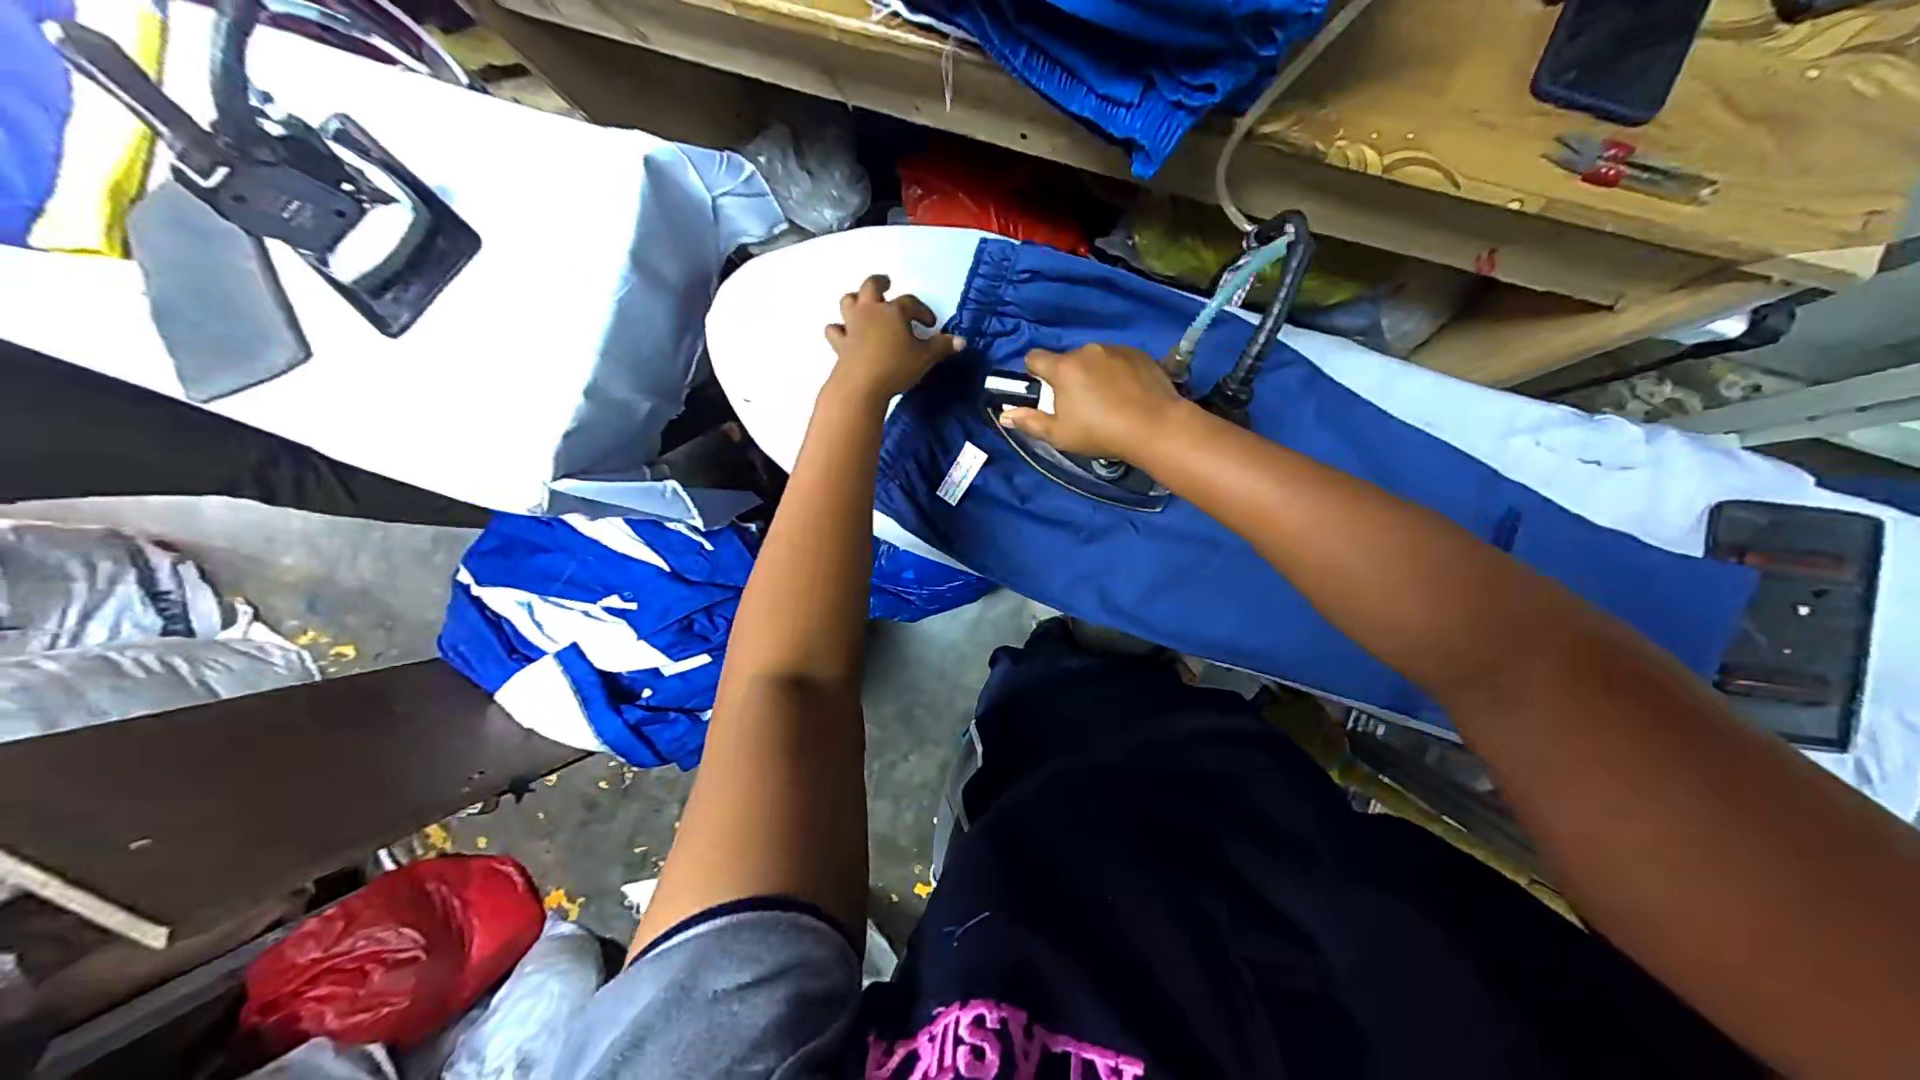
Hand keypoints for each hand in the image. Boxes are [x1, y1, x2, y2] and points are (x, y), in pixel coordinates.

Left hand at [823, 275, 964, 403]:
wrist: (861, 386)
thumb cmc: (896, 367)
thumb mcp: (925, 358)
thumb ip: (941, 347)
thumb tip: (961, 341)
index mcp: (893, 311)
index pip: (910, 302)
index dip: (921, 310)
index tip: (930, 323)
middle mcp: (869, 311)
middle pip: (871, 286)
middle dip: (880, 283)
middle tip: (886, 283)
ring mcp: (851, 326)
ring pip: (848, 301)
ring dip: (855, 300)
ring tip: (862, 304)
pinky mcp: (839, 344)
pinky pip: (835, 330)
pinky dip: (839, 329)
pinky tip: (844, 333)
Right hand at [998, 344, 1189, 460]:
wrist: (1154, 426)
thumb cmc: (1100, 432)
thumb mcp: (1059, 435)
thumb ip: (1030, 422)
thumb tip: (1005, 414)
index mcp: (1063, 368)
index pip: (1034, 357)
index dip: (1034, 373)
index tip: (1044, 391)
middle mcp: (1086, 351)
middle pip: (1066, 359)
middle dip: (1067, 376)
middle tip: (1079, 404)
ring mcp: (1115, 349)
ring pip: (1093, 358)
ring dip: (1093, 373)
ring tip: (1107, 399)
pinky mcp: (1138, 353)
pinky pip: (1117, 359)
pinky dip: (1116, 372)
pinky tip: (1127, 393)